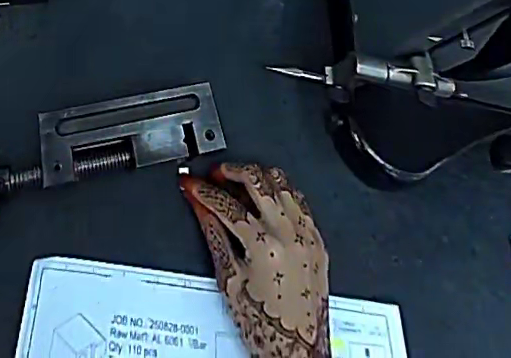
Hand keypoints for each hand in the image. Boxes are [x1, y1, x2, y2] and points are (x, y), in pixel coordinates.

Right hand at [181, 163, 330, 357]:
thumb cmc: (266, 327)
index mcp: (264, 246)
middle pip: (256, 179)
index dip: (204, 191)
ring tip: (239, 179)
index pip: (226, 204)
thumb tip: (199, 207)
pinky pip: (298, 198)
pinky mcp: (317, 238)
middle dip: (230, 170)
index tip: (193, 185)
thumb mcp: (229, 281)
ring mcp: (306, 234)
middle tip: (216, 174)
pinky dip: (279, 190)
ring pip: (280, 181)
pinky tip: (267, 195)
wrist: (299, 353)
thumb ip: (213, 236)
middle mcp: (288, 234)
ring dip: (256, 175)